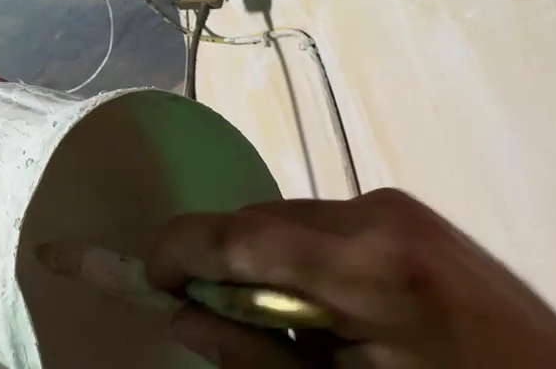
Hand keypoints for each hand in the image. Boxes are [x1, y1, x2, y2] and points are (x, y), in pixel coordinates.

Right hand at [146, 188, 555, 368]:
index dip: (180, 250)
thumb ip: (259, 358)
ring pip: (284, 218)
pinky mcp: (404, 206)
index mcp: (368, 266)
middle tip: (223, 319)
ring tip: (293, 322)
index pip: (240, 237)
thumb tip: (183, 319)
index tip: (151, 279)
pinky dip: (303, 257)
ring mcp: (393, 203)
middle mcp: (374, 212)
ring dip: (265, 261)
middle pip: (258, 222)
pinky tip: (330, 304)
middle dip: (225, 263)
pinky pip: (321, 222)